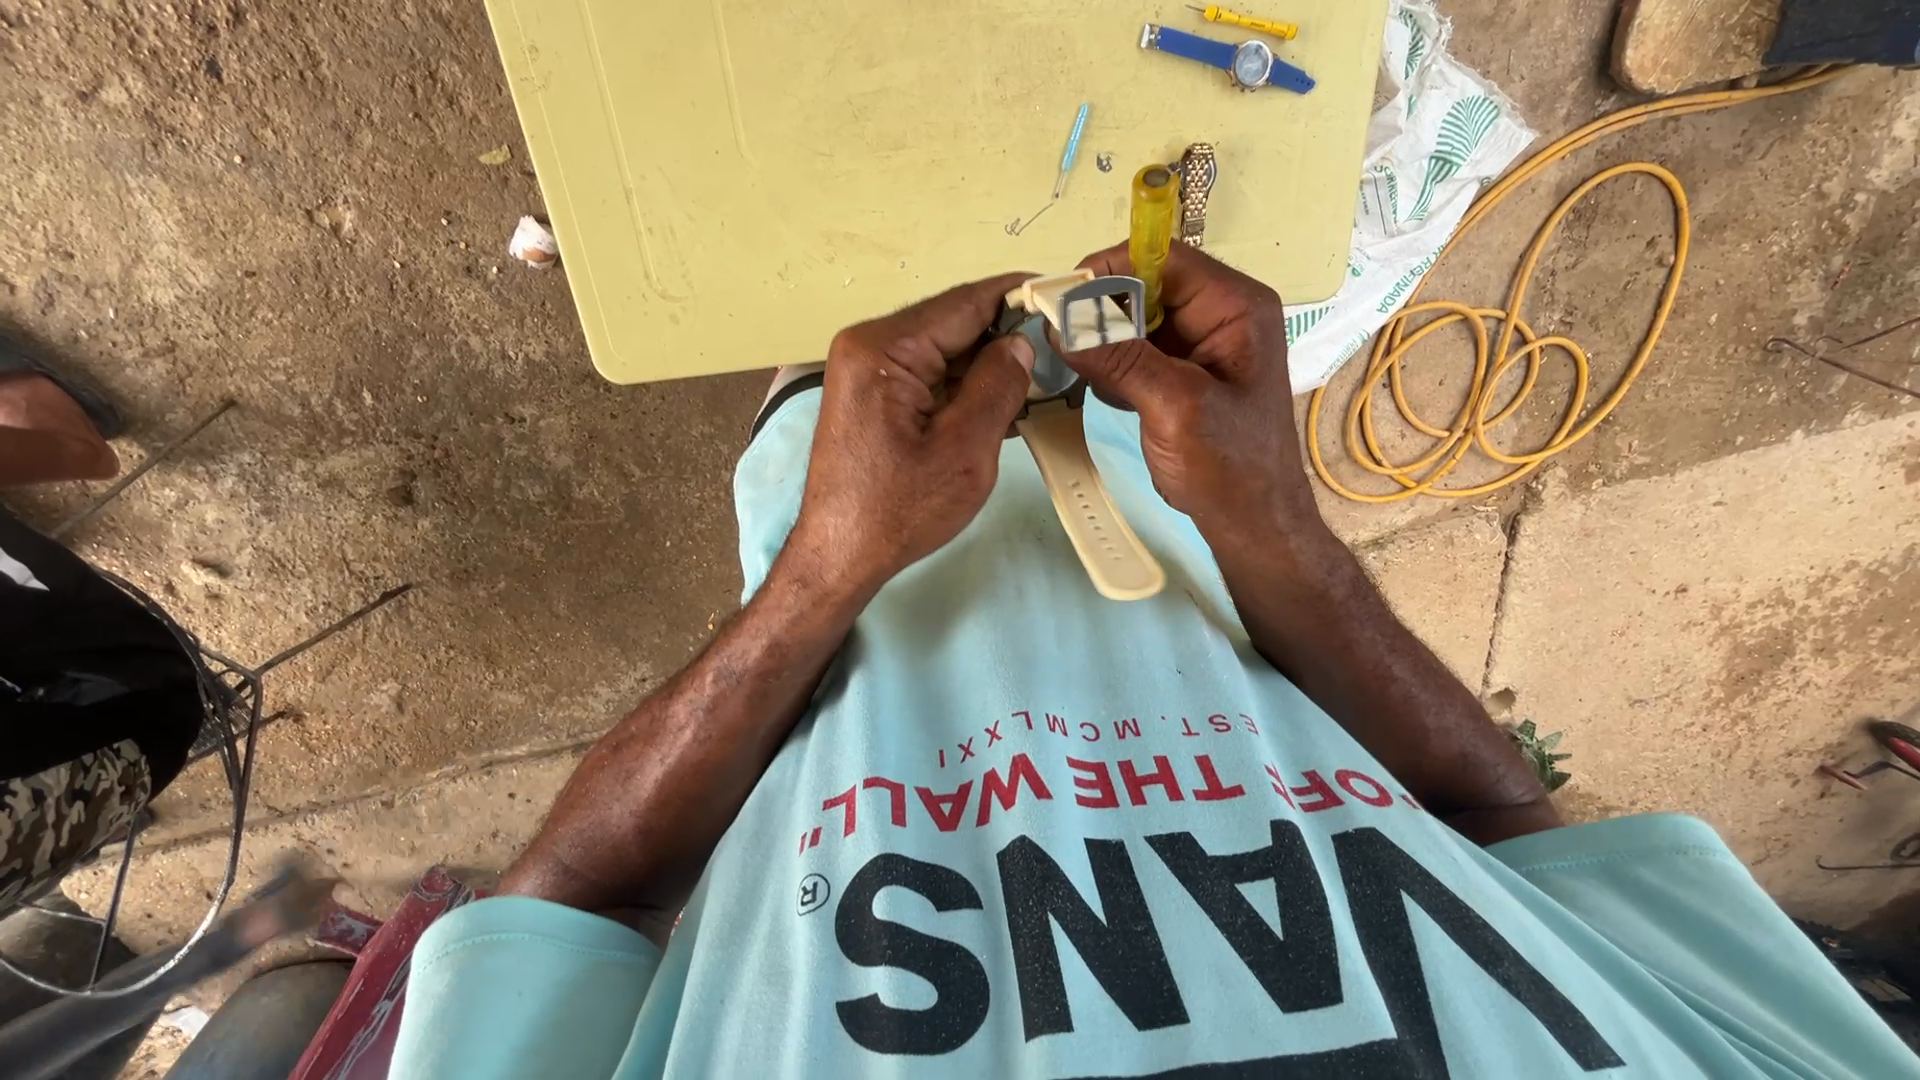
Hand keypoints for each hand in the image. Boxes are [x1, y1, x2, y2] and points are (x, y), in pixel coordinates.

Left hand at [783, 273, 1036, 604]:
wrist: (839, 555)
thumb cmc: (898, 511)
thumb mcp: (964, 450)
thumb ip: (997, 387)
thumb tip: (1020, 343)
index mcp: (884, 349)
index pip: (964, 303)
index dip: (1017, 297)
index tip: (1064, 295)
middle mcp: (868, 346)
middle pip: (953, 324)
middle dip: (1006, 336)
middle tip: (1062, 350)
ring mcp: (866, 371)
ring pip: (943, 352)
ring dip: (988, 365)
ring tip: (1043, 378)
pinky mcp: (872, 396)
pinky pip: (928, 376)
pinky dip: (964, 387)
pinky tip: (1003, 403)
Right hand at [1068, 242, 1322, 550]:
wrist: (1250, 522)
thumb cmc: (1228, 465)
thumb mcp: (1174, 406)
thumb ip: (1120, 358)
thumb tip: (1060, 321)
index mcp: (1234, 307)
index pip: (1164, 257)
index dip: (1110, 268)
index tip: (1062, 299)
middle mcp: (1217, 315)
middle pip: (1144, 286)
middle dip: (1102, 311)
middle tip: (1065, 341)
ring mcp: (1198, 345)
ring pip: (1133, 320)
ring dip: (1104, 343)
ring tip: (1096, 379)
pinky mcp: (1178, 373)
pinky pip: (1134, 351)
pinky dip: (1113, 367)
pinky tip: (1113, 396)